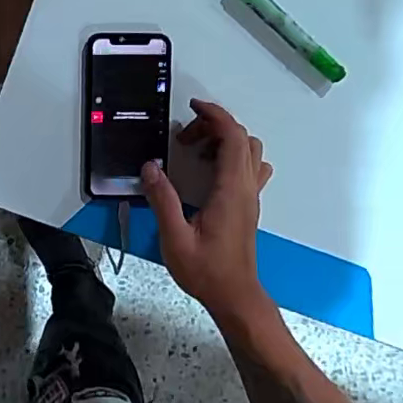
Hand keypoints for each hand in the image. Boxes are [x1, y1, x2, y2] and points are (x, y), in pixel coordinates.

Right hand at [141, 100, 280, 339]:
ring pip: (250, 151)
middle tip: (184, 138)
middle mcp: (247, 187)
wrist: (235, 295)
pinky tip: (211, 171)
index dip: (215, 115)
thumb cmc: (206, 270)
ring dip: (226, 141)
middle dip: (214, 126)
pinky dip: (233, 156)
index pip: (232, 137)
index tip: (193, 107)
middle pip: (242, 139)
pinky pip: (250, 168)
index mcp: (231, 189)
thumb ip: (162, 199)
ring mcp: (251, 196)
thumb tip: (150, 167)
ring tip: (196, 151)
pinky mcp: (249, 206)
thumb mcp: (175, 237)